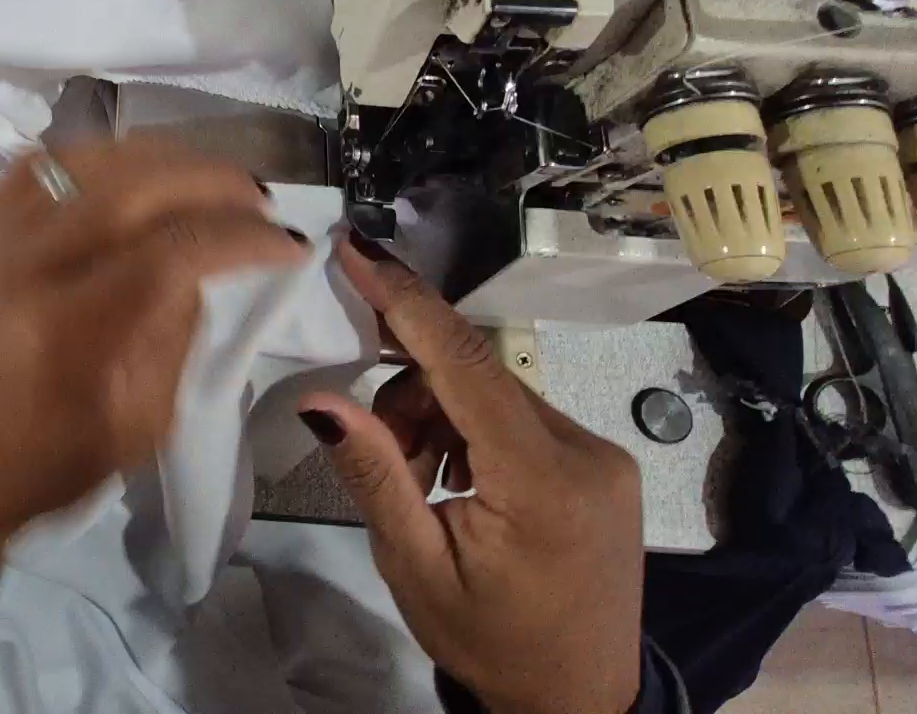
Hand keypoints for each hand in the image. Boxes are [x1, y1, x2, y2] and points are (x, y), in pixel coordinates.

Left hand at [0, 140, 307, 601]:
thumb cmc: (45, 466)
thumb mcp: (137, 426)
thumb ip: (174, 334)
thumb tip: (201, 264)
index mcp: (64, 332)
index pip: (167, 254)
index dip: (238, 240)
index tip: (288, 244)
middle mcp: (23, 268)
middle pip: (129, 188)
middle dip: (209, 180)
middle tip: (258, 197)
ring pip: (84, 162)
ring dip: (158, 158)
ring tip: (204, 179)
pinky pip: (36, 167)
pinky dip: (92, 157)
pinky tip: (128, 173)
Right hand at [299, 235, 644, 713]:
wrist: (578, 704)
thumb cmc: (488, 640)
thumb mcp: (413, 565)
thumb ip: (372, 473)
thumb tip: (321, 399)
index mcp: (541, 481)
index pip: (463, 362)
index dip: (405, 298)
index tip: (355, 248)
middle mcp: (582, 449)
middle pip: (469, 370)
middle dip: (405, 385)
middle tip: (376, 440)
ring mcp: (595, 451)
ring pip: (484, 386)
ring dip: (429, 409)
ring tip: (415, 477)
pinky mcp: (591, 458)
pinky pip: (507, 408)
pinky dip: (459, 422)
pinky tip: (446, 473)